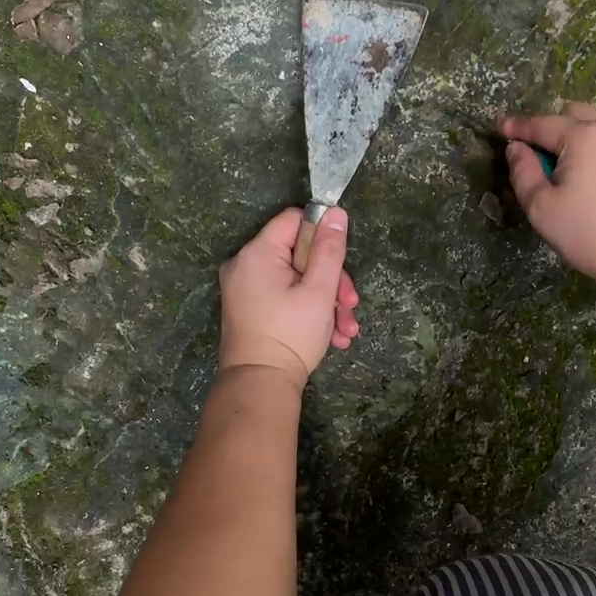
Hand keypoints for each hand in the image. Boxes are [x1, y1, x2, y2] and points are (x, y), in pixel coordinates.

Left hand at [217, 206, 360, 384]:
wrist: (260, 384)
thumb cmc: (290, 334)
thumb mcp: (319, 291)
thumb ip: (330, 250)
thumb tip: (336, 212)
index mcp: (258, 253)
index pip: (295, 220)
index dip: (323, 236)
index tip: (341, 261)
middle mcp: (246, 266)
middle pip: (300, 255)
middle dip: (332, 281)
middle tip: (350, 305)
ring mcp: (246, 290)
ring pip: (298, 281)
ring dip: (328, 303)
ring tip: (347, 330)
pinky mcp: (251, 310)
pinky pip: (286, 299)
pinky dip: (310, 313)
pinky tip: (333, 337)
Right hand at [497, 101, 595, 301]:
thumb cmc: (589, 235)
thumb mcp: (542, 209)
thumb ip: (523, 174)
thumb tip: (516, 148)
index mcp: (583, 136)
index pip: (542, 124)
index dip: (518, 127)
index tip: (500, 128)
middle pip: (574, 114)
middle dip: (552, 126)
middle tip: (539, 155)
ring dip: (578, 136)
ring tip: (568, 167)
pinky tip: (595, 178)